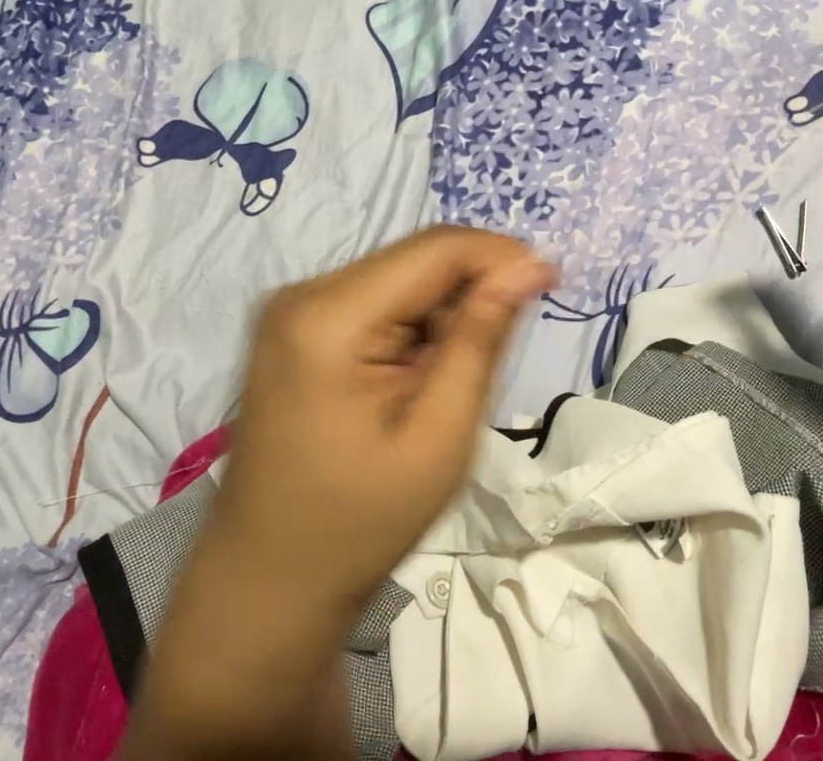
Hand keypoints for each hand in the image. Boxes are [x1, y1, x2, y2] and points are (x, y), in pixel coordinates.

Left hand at [208, 226, 556, 616]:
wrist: (270, 573)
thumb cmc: (360, 521)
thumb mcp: (439, 436)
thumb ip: (481, 341)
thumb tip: (527, 265)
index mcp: (329, 318)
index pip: (434, 249)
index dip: (500, 256)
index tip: (552, 284)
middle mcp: (301, 294)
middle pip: (412, 259)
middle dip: (470, 288)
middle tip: (499, 353)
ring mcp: (289, 310)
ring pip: (396, 277)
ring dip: (441, 311)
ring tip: (448, 380)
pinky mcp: (292, 328)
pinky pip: (370, 301)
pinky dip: (409, 326)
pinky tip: (414, 377)